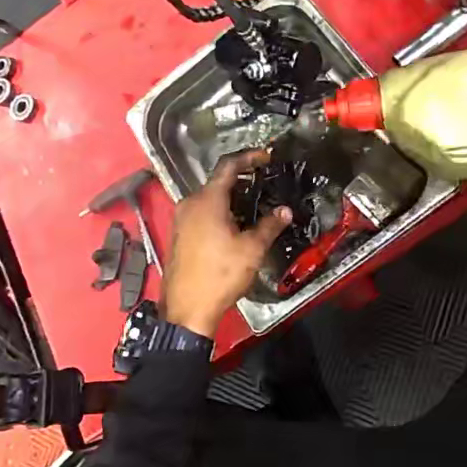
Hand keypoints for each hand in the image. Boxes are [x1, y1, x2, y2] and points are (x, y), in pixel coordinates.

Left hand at [160, 148, 292, 336]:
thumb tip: (285, 211)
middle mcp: (190, 204)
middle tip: (265, 184)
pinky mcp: (181, 235)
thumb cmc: (221, 274)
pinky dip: (220, 212)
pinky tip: (236, 226)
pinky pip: (203, 213)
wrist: (188, 309)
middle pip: (218, 182)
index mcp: (207, 200)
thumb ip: (269, 225)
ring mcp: (182, 220)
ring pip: (210, 199)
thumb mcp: (252, 248)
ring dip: (232, 199)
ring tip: (255, 207)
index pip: (229, 166)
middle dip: (243, 181)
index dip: (249, 157)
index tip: (266, 157)